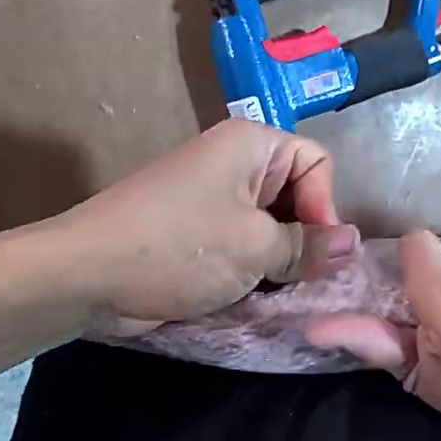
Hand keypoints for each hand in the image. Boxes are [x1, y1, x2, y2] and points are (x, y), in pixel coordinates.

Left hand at [57, 119, 360, 334]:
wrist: (86, 274)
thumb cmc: (180, 248)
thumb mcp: (255, 247)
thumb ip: (310, 246)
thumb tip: (354, 244)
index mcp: (251, 145)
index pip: (316, 163)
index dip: (326, 206)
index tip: (321, 253)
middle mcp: (234, 163)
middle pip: (295, 195)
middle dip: (304, 237)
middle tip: (303, 279)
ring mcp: (211, 198)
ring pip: (270, 225)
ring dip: (278, 260)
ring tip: (276, 291)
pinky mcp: (196, 231)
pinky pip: (242, 243)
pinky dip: (252, 268)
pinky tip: (251, 296)